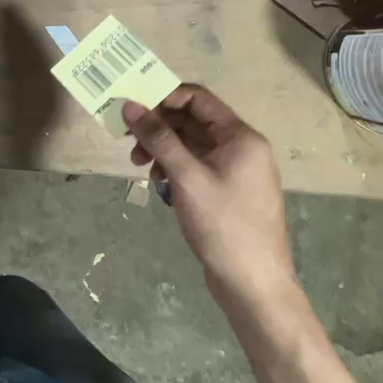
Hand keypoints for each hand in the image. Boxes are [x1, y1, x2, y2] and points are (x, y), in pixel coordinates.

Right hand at [122, 85, 294, 305]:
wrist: (254, 285)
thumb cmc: (224, 225)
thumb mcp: (186, 177)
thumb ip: (158, 138)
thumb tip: (129, 105)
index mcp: (241, 137)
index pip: (197, 98)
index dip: (163, 96)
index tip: (132, 106)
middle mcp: (240, 147)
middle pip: (191, 120)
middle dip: (157, 126)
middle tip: (128, 137)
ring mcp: (234, 170)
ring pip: (189, 143)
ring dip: (161, 147)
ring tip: (139, 164)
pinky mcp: (225, 190)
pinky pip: (193, 164)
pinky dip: (172, 167)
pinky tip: (158, 183)